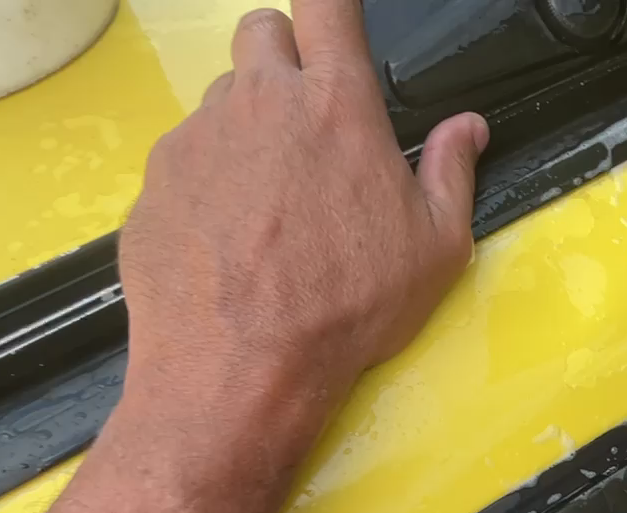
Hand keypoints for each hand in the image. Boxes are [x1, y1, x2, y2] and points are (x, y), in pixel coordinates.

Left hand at [117, 0, 486, 450]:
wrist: (247, 362)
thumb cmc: (355, 305)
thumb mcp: (437, 250)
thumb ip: (453, 175)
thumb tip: (468, 126)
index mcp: (337, 109)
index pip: (326, 2)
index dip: (334, 2)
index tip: (340, 19)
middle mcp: (260, 100)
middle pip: (264, 32)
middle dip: (290, 61)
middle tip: (314, 128)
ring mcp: (199, 133)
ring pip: (226, 97)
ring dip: (254, 125)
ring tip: (277, 203)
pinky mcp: (158, 174)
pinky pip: (190, 152)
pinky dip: (217, 176)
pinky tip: (237, 236)